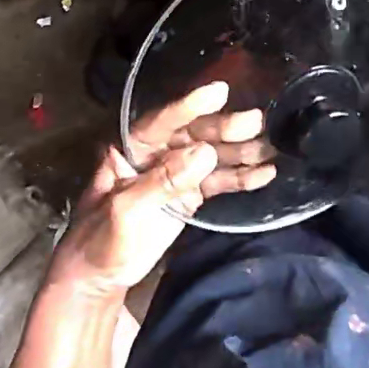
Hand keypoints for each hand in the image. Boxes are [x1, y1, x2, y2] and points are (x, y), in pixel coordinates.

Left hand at [50, 81, 276, 298]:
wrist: (98, 276)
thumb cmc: (99, 239)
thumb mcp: (125, 210)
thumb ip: (162, 182)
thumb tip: (204, 153)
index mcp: (132, 146)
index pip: (163, 120)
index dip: (190, 104)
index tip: (219, 90)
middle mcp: (158, 152)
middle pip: (195, 134)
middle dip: (225, 127)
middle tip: (256, 121)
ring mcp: (176, 172)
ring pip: (212, 154)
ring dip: (240, 151)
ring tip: (270, 146)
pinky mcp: (190, 193)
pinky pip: (218, 181)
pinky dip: (240, 177)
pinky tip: (264, 174)